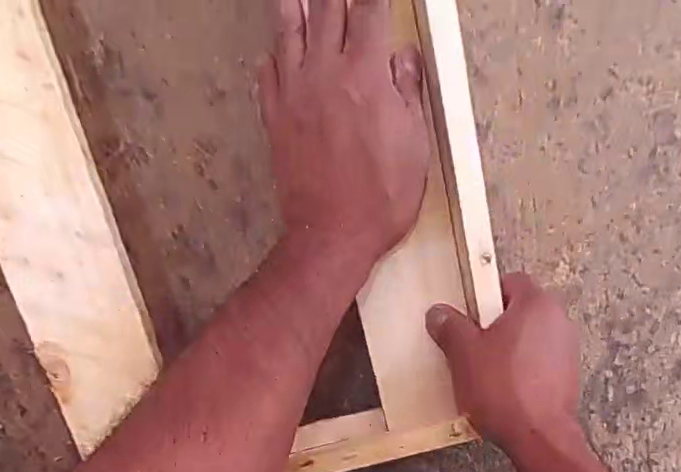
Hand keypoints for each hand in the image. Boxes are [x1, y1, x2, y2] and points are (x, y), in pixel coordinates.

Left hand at [258, 0, 430, 266]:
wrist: (331, 238)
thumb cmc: (380, 201)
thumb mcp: (414, 150)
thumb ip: (408, 95)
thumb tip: (404, 57)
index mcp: (366, 75)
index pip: (370, 7)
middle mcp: (325, 73)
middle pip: (325, 6)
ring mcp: (294, 95)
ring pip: (288, 29)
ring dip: (295, 5)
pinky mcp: (274, 121)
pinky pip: (266, 74)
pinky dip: (272, 56)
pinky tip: (276, 53)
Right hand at [427, 273, 584, 458]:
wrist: (538, 437)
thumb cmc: (504, 391)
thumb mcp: (464, 355)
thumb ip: (450, 327)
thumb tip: (439, 314)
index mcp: (536, 304)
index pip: (509, 281)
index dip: (484, 295)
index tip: (467, 314)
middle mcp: (558, 320)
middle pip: (519, 312)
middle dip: (494, 327)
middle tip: (470, 347)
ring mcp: (566, 350)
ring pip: (528, 340)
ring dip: (507, 351)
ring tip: (485, 375)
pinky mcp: (567, 377)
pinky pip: (537, 364)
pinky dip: (521, 372)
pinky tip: (503, 392)